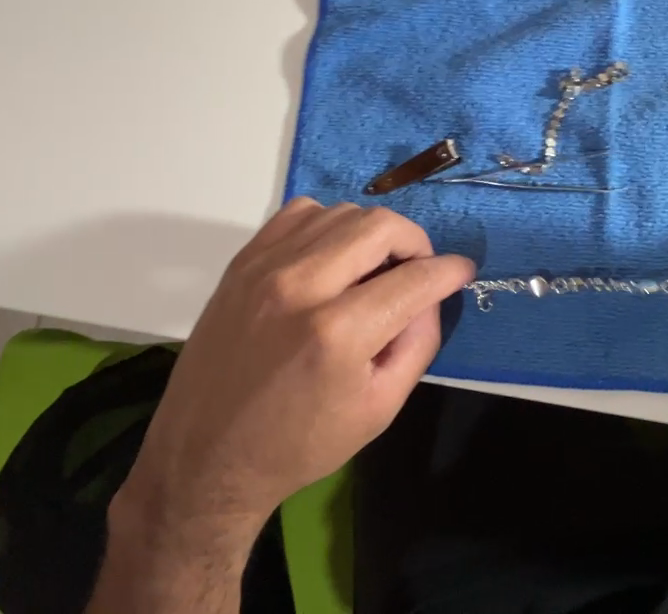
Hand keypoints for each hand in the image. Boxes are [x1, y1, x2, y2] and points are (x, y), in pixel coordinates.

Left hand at [92, 198, 473, 613]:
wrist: (205, 455)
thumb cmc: (299, 443)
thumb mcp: (380, 409)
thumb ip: (419, 342)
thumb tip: (431, 293)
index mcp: (337, 333)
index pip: (414, 278)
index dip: (449, 271)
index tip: (461, 271)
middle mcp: (301, 285)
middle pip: (380, 225)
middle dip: (415, 242)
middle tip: (419, 270)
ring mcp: (265, 266)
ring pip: (342, 211)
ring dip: (373, 233)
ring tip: (374, 268)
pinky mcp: (243, 260)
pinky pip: (301, 212)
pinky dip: (329, 225)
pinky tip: (332, 258)